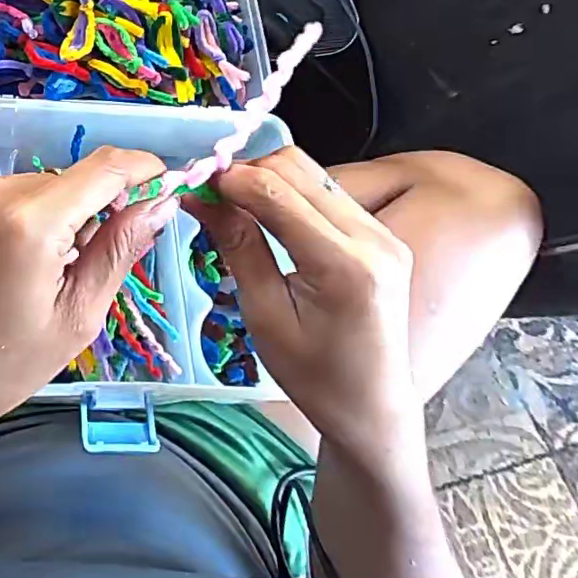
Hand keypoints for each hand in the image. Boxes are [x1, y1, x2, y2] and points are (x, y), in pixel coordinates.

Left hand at [0, 146, 169, 470]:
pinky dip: (32, 214)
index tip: (165, 186)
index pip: (106, 166)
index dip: (144, 169)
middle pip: (76, 179)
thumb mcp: (76, 316)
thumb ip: (120, 249)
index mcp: (31, 222)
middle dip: (99, 208)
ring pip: (47, 185)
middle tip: (95, 263)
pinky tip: (17, 258)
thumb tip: (162, 202)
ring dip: (64, 214)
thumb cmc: (1, 365)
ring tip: (47, 270)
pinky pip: (16, 190)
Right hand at [185, 146, 416, 450]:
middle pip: (297, 168)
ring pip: (312, 172)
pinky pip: (326, 190)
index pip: (278, 193)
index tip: (195, 181)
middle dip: (247, 170)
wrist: (373, 409)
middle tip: (209, 191)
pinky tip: (265, 210)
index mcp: (345, 266)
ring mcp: (383, 233)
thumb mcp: (264, 314)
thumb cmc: (315, 375)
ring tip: (232, 200)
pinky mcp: (382, 234)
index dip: (231, 178)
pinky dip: (289, 190)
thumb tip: (202, 197)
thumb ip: (238, 246)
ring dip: (267, 176)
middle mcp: (373, 238)